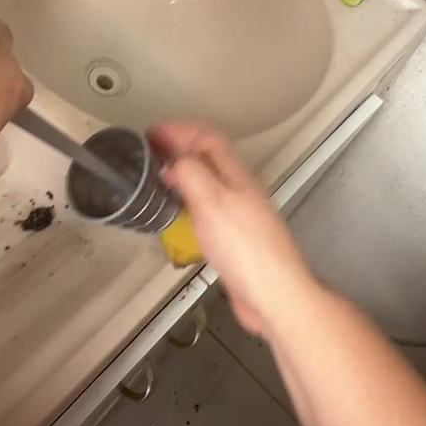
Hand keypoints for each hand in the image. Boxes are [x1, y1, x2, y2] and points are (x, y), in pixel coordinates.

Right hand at [149, 122, 319, 337]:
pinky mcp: (235, 236)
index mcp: (236, 174)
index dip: (180, 130)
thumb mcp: (211, 202)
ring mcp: (239, 212)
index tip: (153, 134)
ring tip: (158, 178)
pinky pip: (208, 206)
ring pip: (208, 181)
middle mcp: (239, 188)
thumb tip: (173, 162)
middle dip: (179, 148)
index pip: (208, 137)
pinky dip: (188, 200)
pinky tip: (178, 213)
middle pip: (209, 156)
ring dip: (183, 173)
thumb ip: (190, 173)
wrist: (274, 295)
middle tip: (151, 153)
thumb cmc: (244, 248)